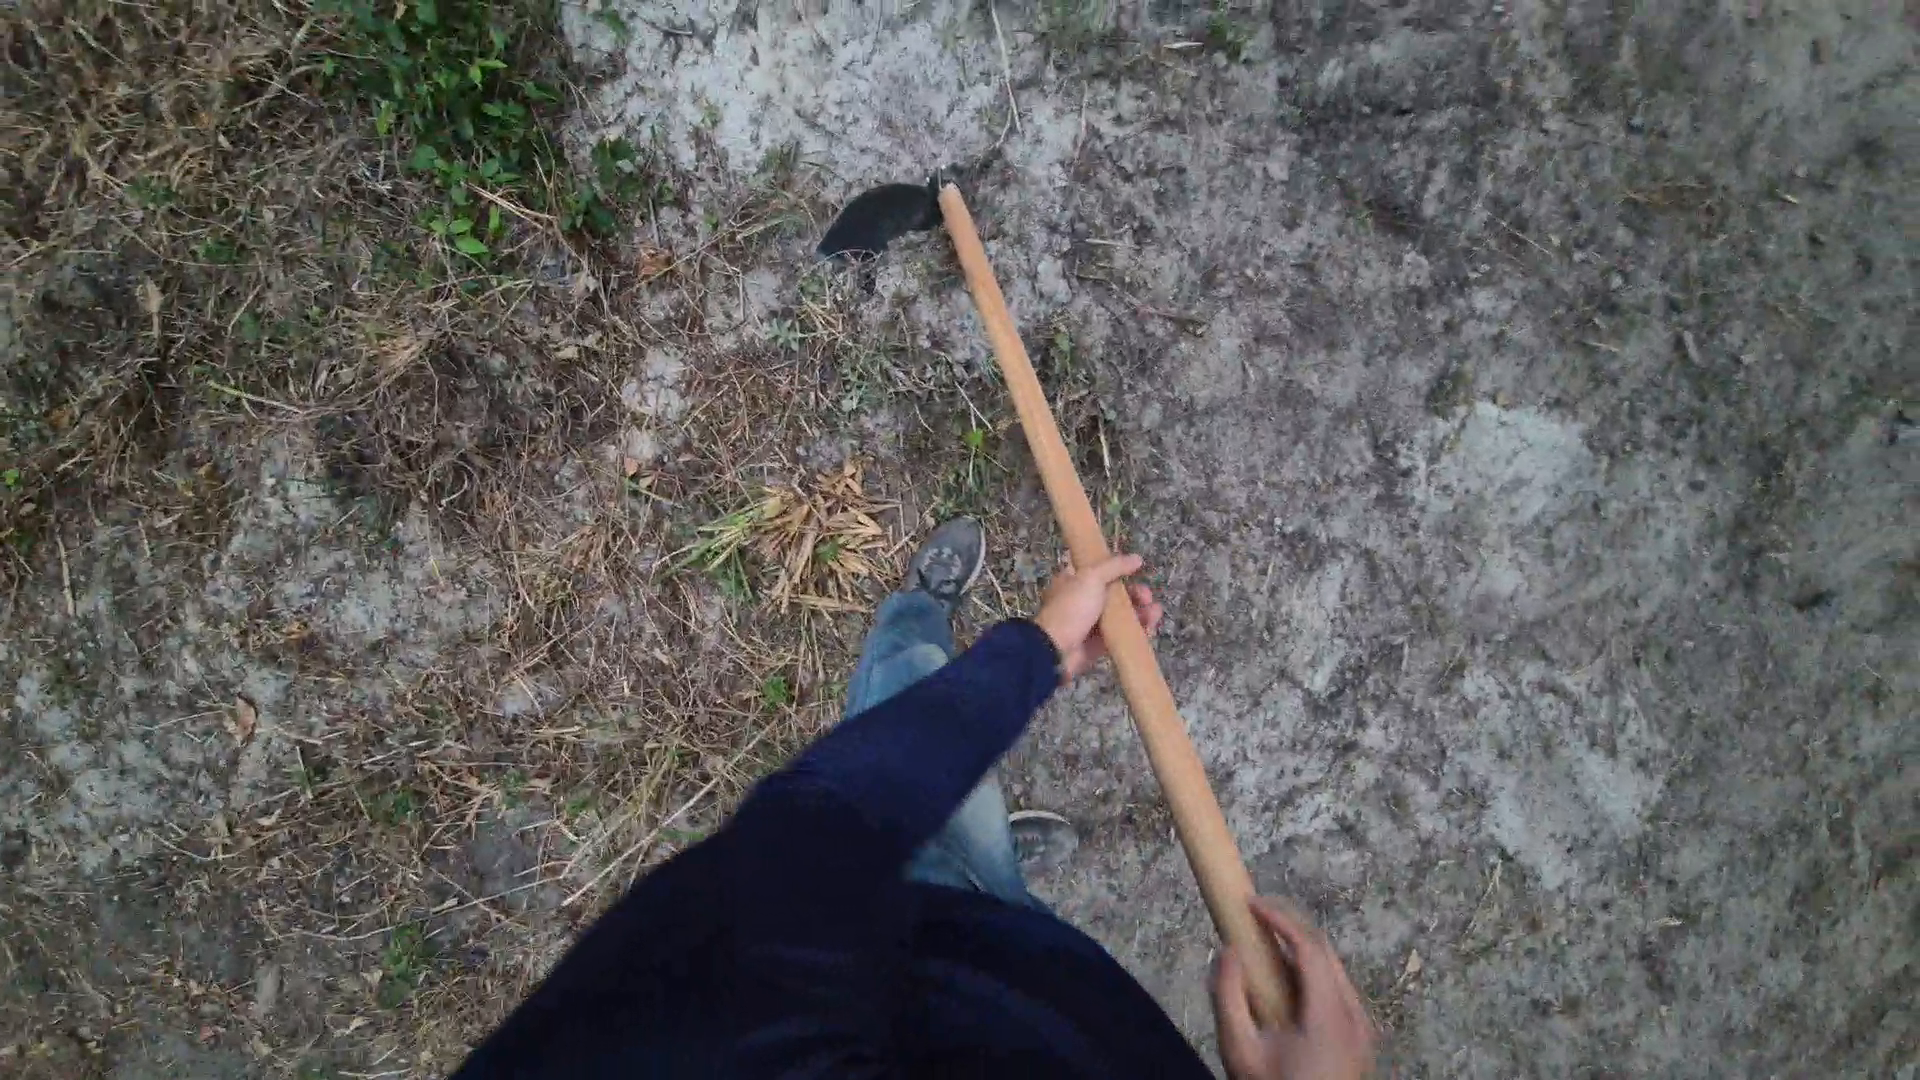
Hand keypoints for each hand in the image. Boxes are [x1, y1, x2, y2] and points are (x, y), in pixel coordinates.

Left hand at [1031, 552, 1163, 682]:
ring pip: (1122, 613)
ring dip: (1141, 611)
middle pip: (1116, 592)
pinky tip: (1150, 627)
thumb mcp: (1090, 578)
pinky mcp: (1100, 642)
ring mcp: (1092, 622)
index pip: (1099, 569)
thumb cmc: (1071, 608)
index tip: (1136, 570)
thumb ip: (1114, 566)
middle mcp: (1083, 599)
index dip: (1118, 568)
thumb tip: (1137, 558)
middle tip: (1146, 597)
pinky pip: (1122, 633)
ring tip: (1154, 613)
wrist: (1056, 650)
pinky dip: (1137, 629)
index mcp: (1074, 580)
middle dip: (1136, 593)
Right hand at [1212, 899, 1375, 1079]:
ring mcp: (1362, 1028)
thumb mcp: (1239, 1050)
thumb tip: (1228, 948)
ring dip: (1298, 944)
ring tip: (1263, 938)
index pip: (1310, 947)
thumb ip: (1228, 995)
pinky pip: (1335, 986)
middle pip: (1325, 950)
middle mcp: (1356, 1017)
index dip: (1280, 918)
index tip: (1249, 903)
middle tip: (1253, 913)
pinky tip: (1282, 972)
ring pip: (1332, 966)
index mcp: (1331, 1018)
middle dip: (1288, 923)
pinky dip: (1308, 967)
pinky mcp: (1359, 1037)